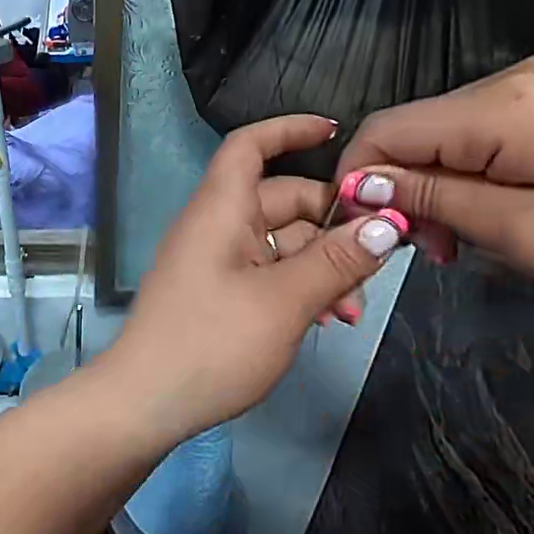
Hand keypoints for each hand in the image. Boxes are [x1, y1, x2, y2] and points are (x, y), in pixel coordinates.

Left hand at [96, 115, 411, 445]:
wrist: (145, 403)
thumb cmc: (212, 342)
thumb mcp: (285, 301)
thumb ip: (338, 259)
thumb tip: (387, 223)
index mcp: (221, 208)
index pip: (250, 145)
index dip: (289, 129)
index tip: (335, 132)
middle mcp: (217, 224)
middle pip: (281, 200)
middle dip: (331, 225)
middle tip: (377, 259)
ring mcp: (217, 259)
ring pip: (281, 242)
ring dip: (322, 266)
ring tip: (352, 309)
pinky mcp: (218, 291)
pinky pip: (267, 271)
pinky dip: (299, 286)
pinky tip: (327, 320)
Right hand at [331, 50, 533, 330]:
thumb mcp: (530, 234)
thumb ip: (435, 198)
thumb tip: (362, 181)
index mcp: (505, 100)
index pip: (388, 126)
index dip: (359, 176)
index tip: (363, 232)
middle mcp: (524, 72)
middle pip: (423, 127)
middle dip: (409, 187)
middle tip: (439, 254)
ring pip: (459, 130)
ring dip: (448, 184)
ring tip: (480, 242)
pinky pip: (501, 129)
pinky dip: (486, 171)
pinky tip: (515, 209)